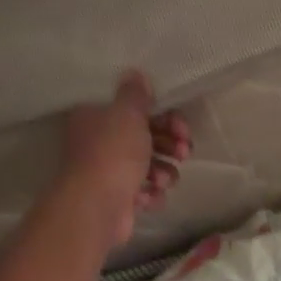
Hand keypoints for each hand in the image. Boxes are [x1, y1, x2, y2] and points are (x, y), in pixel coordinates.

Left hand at [59, 70, 191, 243]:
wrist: (98, 205)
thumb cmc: (113, 154)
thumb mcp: (128, 114)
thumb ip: (136, 94)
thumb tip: (136, 74)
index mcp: (97, 116)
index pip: (137, 109)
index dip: (165, 118)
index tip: (182, 129)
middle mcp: (101, 141)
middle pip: (147, 138)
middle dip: (170, 146)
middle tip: (183, 153)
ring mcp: (110, 171)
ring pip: (150, 166)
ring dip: (163, 173)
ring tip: (160, 181)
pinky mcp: (119, 197)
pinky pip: (145, 190)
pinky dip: (150, 193)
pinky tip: (147, 197)